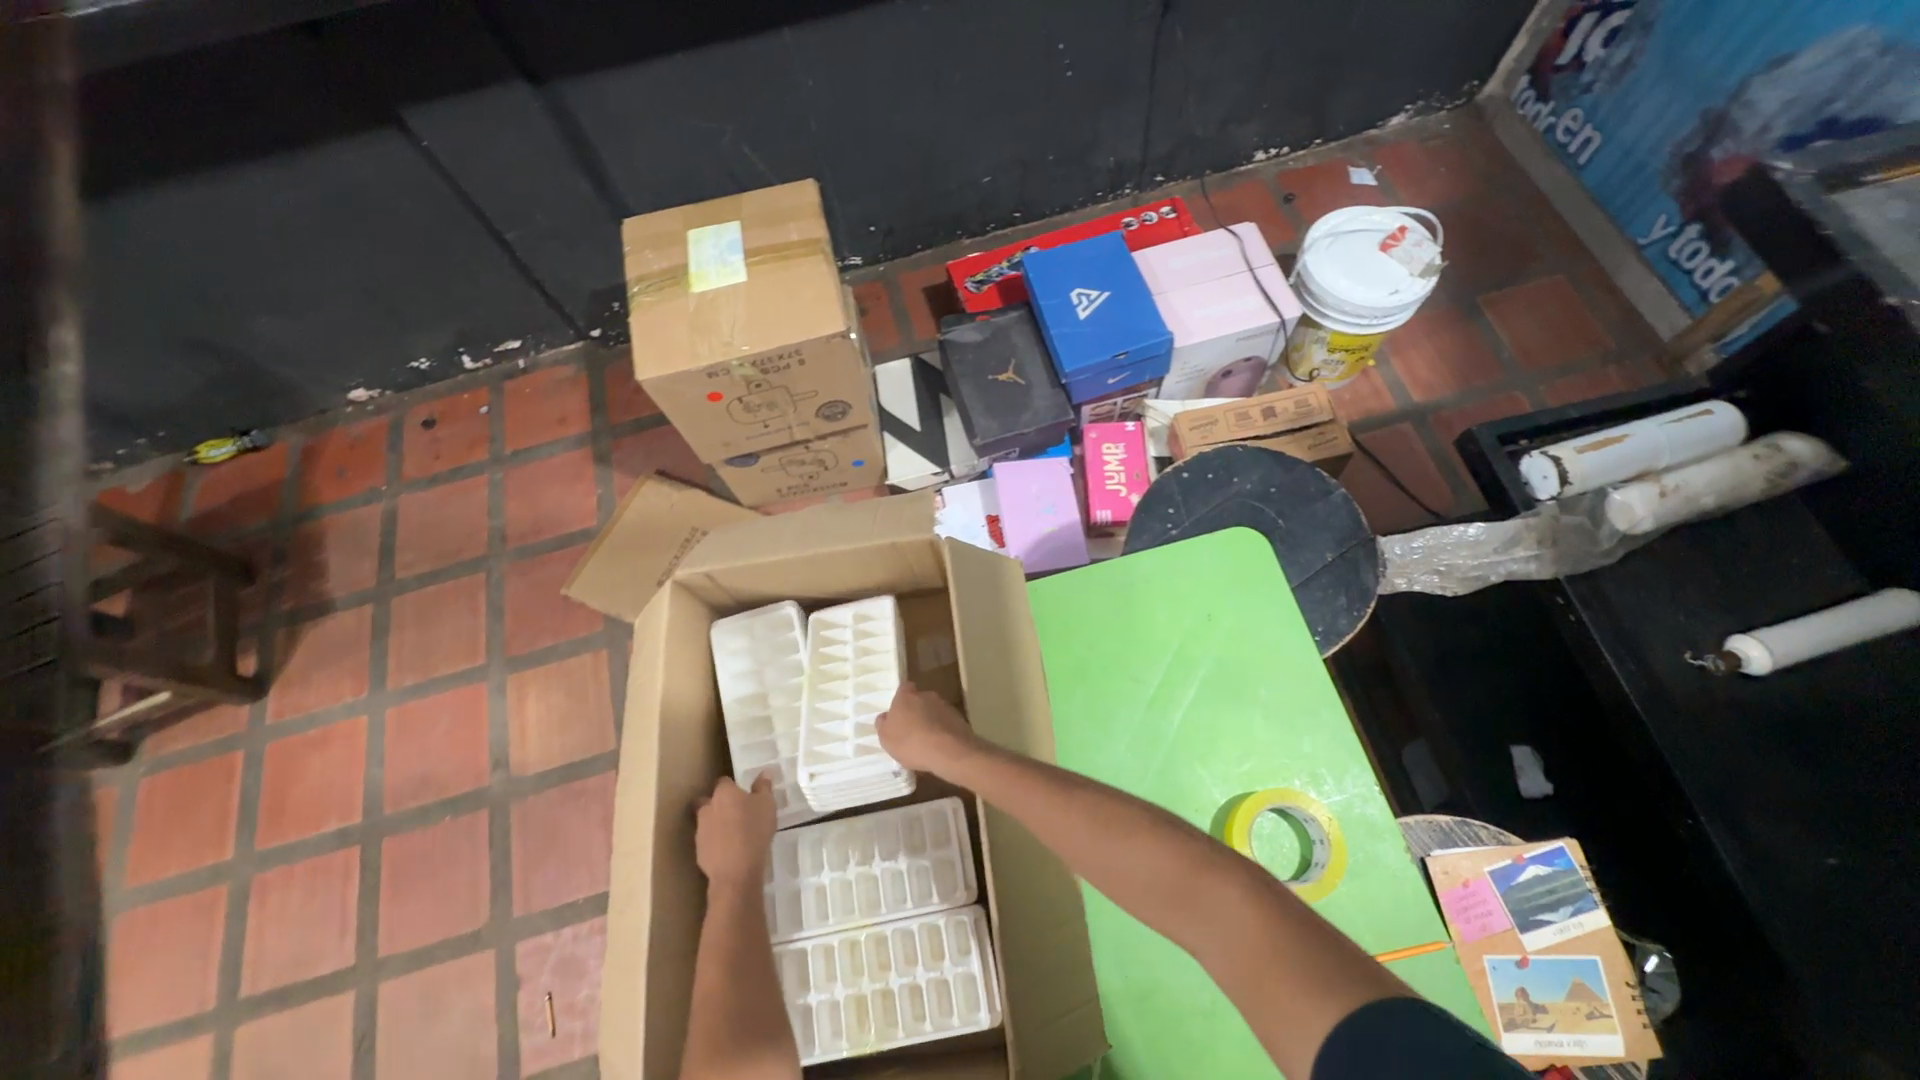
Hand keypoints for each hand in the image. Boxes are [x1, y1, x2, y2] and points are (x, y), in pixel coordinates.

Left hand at [694, 774, 776, 889]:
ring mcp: (700, 830)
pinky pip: (707, 841)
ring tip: (733, 833)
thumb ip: (764, 787)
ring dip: (716, 824)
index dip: (733, 786)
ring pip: (706, 821)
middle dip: (717, 804)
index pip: (724, 781)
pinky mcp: (698, 850)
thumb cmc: (754, 831)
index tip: (743, 794)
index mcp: (723, 793)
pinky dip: (715, 843)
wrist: (736, 870)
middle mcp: (707, 807)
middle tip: (734, 812)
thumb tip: (765, 772)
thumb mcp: (767, 805)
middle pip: (708, 800)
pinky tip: (729, 850)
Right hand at [877, 681, 984, 777]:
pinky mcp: (960, 718)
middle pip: (919, 700)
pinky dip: (943, 731)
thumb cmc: (911, 743)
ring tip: (926, 742)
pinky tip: (939, 747)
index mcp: (906, 696)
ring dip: (931, 721)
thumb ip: (884, 724)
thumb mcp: (886, 738)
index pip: (903, 688)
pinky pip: (946, 723)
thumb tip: (886, 717)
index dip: (901, 700)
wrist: (949, 752)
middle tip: (911, 730)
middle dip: (916, 711)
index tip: (899, 714)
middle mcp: (927, 695)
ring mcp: (945, 706)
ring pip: (934, 711)